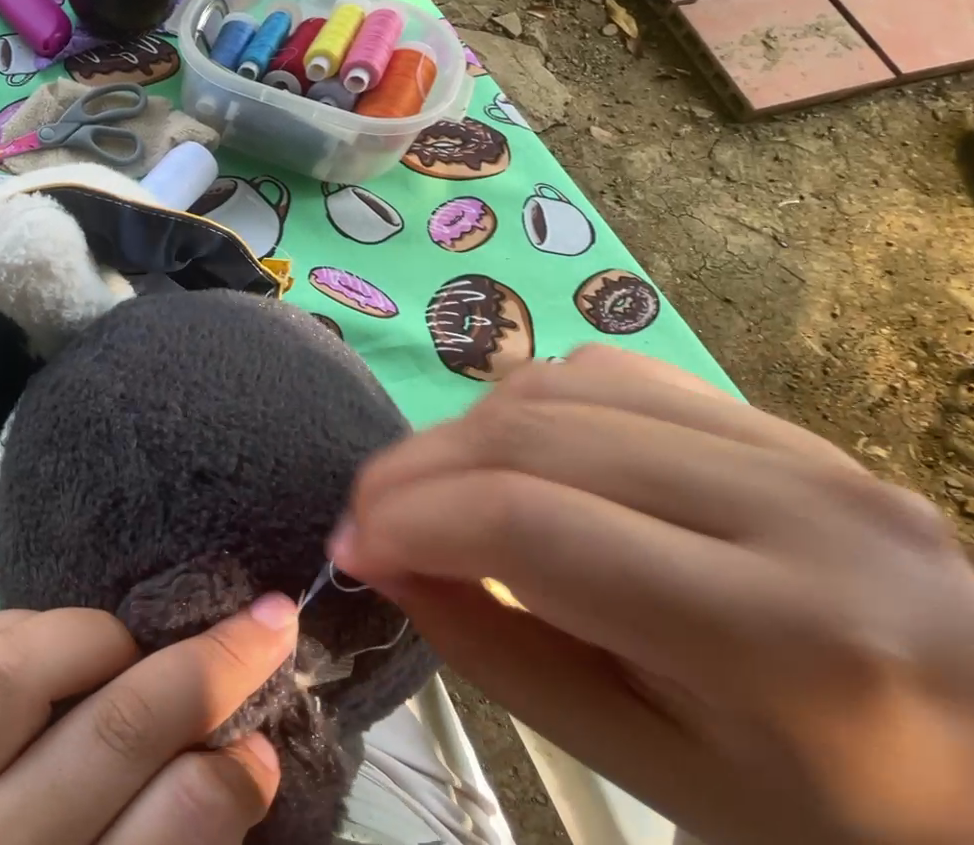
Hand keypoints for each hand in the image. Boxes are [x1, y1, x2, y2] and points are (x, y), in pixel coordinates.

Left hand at [0, 599, 297, 844]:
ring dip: (96, 637)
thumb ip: (183, 830)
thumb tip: (244, 746)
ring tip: (138, 646)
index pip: (172, 824)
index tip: (267, 741)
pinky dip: (18, 626)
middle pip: (108, 732)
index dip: (234, 773)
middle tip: (260, 627)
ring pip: (15, 671)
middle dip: (201, 669)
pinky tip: (56, 638)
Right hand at [333, 344, 973, 844]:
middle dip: (411, 470)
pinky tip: (507, 455)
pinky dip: (524, 404)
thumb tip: (388, 563)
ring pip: (562, 386)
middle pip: (533, 436)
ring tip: (425, 491)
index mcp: (777, 636)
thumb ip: (499, 654)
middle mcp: (798, 511)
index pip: (529, 526)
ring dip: (458, 431)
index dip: (408, 521)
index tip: (349, 552)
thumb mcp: (649, 769)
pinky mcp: (788, 425)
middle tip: (363, 519)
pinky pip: (614, 374)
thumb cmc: (826, 806)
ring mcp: (804, 449)